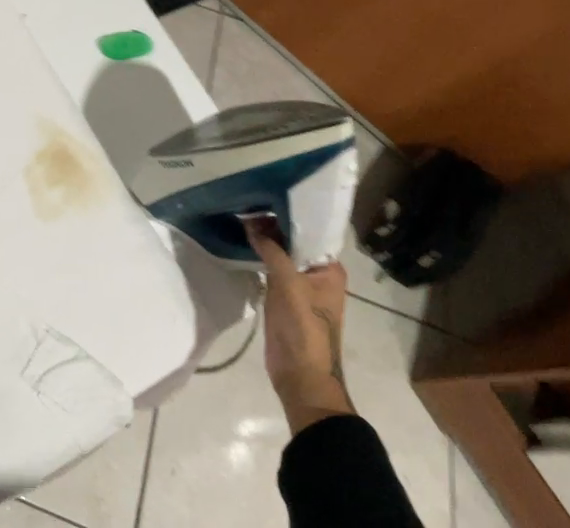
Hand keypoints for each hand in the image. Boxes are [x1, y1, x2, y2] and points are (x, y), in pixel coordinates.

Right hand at [245, 222, 354, 433]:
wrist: (300, 376)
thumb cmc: (303, 329)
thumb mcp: (288, 284)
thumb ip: (271, 251)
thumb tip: (252, 222)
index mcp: (329, 269)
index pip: (310, 231)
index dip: (288, 214)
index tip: (265, 195)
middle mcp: (318, 274)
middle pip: (294, 242)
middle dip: (272, 226)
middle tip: (246, 203)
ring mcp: (300, 286)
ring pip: (281, 255)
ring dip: (264, 242)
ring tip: (240, 218)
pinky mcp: (283, 297)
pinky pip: (271, 270)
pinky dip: (259, 258)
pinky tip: (241, 244)